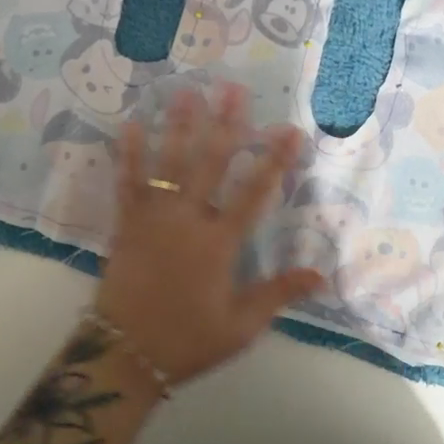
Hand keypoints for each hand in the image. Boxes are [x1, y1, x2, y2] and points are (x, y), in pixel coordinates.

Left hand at [94, 87, 323, 386]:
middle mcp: (188, 220)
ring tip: (187, 91)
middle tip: (234, 88)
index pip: (255, 194)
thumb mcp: (240, 326)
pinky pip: (128, 182)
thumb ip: (278, 294)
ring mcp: (154, 217)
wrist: (123, 355)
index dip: (275, 160)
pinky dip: (129, 154)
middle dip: (225, 124)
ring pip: (170, 163)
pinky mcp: (126, 223)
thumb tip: (320, 274)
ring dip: (180, 126)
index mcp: (219, 244)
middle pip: (211, 163)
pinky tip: (131, 124)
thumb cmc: (187, 341)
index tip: (291, 130)